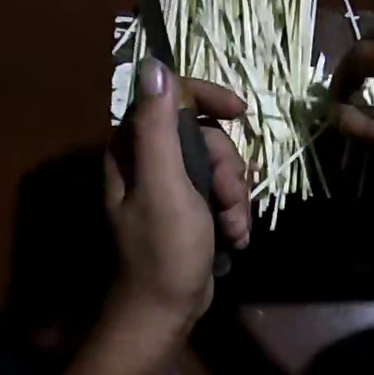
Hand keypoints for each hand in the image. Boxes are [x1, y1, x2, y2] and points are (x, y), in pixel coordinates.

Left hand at [105, 60, 250, 329]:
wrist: (167, 308)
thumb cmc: (164, 249)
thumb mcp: (164, 185)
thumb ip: (158, 127)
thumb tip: (154, 65)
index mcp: (133, 150)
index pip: (169, 98)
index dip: (206, 98)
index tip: (240, 112)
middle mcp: (150, 162)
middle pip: (204, 136)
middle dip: (227, 168)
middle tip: (228, 198)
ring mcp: (172, 186)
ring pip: (219, 165)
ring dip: (235, 195)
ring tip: (233, 226)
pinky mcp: (191, 208)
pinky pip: (223, 191)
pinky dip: (234, 211)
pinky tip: (235, 236)